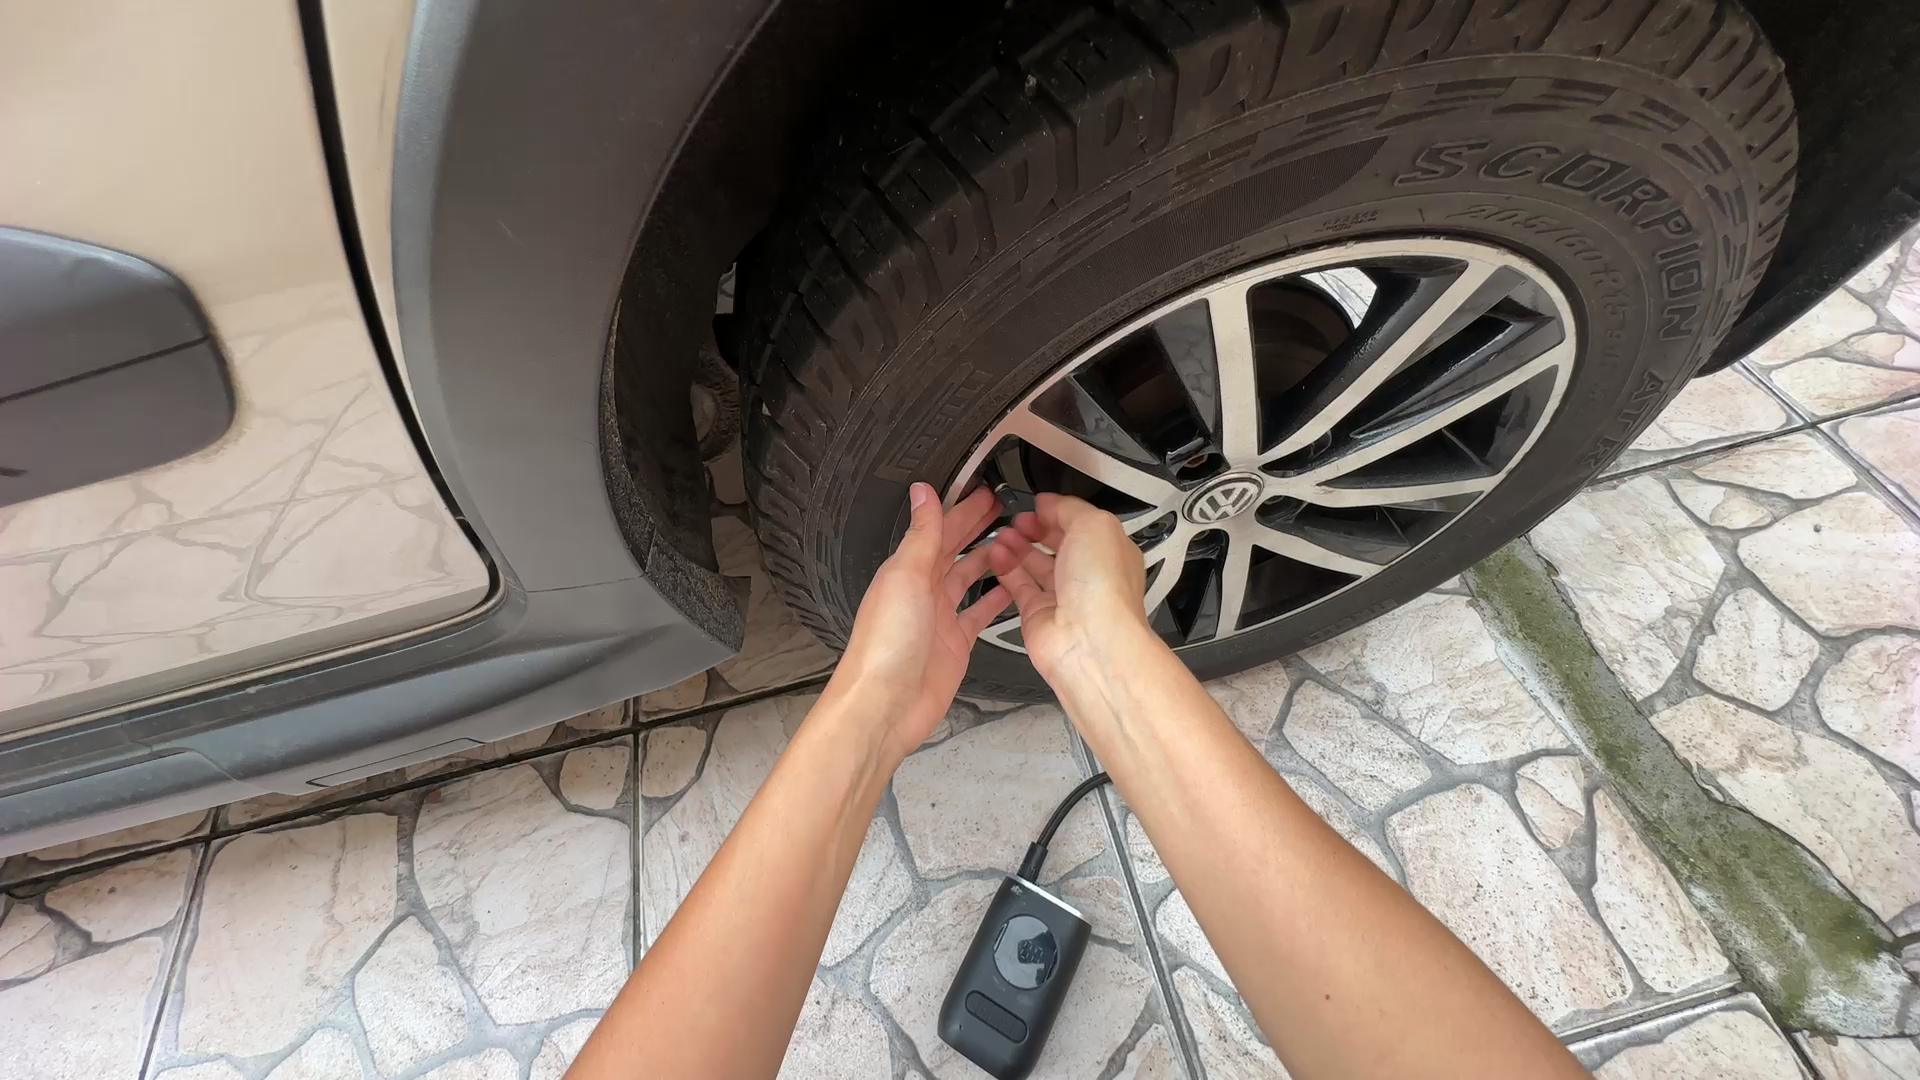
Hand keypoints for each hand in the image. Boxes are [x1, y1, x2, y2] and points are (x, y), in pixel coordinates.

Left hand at [829, 483, 1009, 760]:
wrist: (885, 705)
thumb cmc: (885, 644)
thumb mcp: (905, 577)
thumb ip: (921, 534)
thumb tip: (922, 491)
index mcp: (906, 570)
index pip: (940, 530)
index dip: (963, 509)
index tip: (987, 491)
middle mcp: (923, 591)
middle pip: (956, 550)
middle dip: (979, 528)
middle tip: (1007, 509)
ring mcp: (940, 618)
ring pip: (969, 579)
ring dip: (990, 560)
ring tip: (1017, 542)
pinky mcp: (956, 644)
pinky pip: (979, 614)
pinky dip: (996, 599)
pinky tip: (1012, 588)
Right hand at [986, 494, 1156, 679]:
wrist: (1090, 640)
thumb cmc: (1105, 591)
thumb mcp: (1094, 525)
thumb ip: (1069, 508)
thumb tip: (1050, 503)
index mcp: (1109, 552)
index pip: (1081, 526)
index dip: (1059, 512)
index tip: (1041, 504)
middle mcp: (1088, 576)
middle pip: (1057, 545)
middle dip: (1036, 529)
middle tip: (1019, 519)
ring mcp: (1063, 597)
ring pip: (1035, 565)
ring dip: (1017, 546)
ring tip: (1003, 533)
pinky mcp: (1039, 614)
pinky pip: (1018, 586)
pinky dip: (1005, 568)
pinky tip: (996, 553)